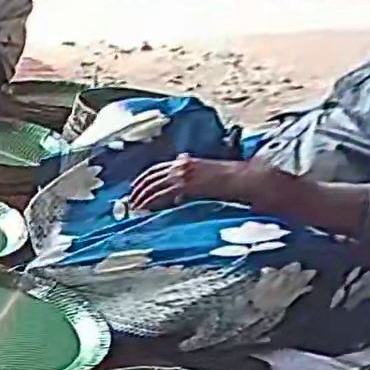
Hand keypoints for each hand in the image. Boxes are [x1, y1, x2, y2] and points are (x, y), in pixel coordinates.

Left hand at [126, 155, 262, 212]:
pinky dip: (148, 202)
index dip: (141, 179)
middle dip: (137, 190)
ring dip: (140, 197)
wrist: (239, 177)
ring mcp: (181, 175)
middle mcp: (180, 166)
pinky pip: (159, 195)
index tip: (133, 187)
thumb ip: (189, 168)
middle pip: (150, 178)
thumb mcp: (203, 168)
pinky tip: (142, 208)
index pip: (155, 169)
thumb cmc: (224, 175)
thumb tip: (180, 165)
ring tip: (134, 206)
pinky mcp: (184, 186)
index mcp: (184, 161)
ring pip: (152, 187)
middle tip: (130, 199)